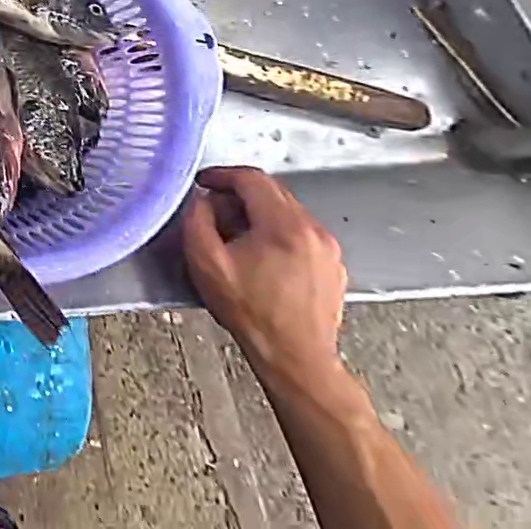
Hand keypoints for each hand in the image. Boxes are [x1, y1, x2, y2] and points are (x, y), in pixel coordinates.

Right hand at [184, 166, 346, 387]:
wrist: (294, 355)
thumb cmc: (247, 308)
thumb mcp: (204, 259)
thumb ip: (198, 218)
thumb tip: (204, 200)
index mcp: (286, 227)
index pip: (253, 179)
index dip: (221, 174)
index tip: (201, 182)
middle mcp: (315, 232)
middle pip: (272, 191)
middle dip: (237, 193)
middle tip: (211, 209)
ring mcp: (329, 249)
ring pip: (286, 210)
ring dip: (254, 212)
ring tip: (230, 234)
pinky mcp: (333, 265)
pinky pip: (299, 231)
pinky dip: (273, 229)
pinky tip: (255, 252)